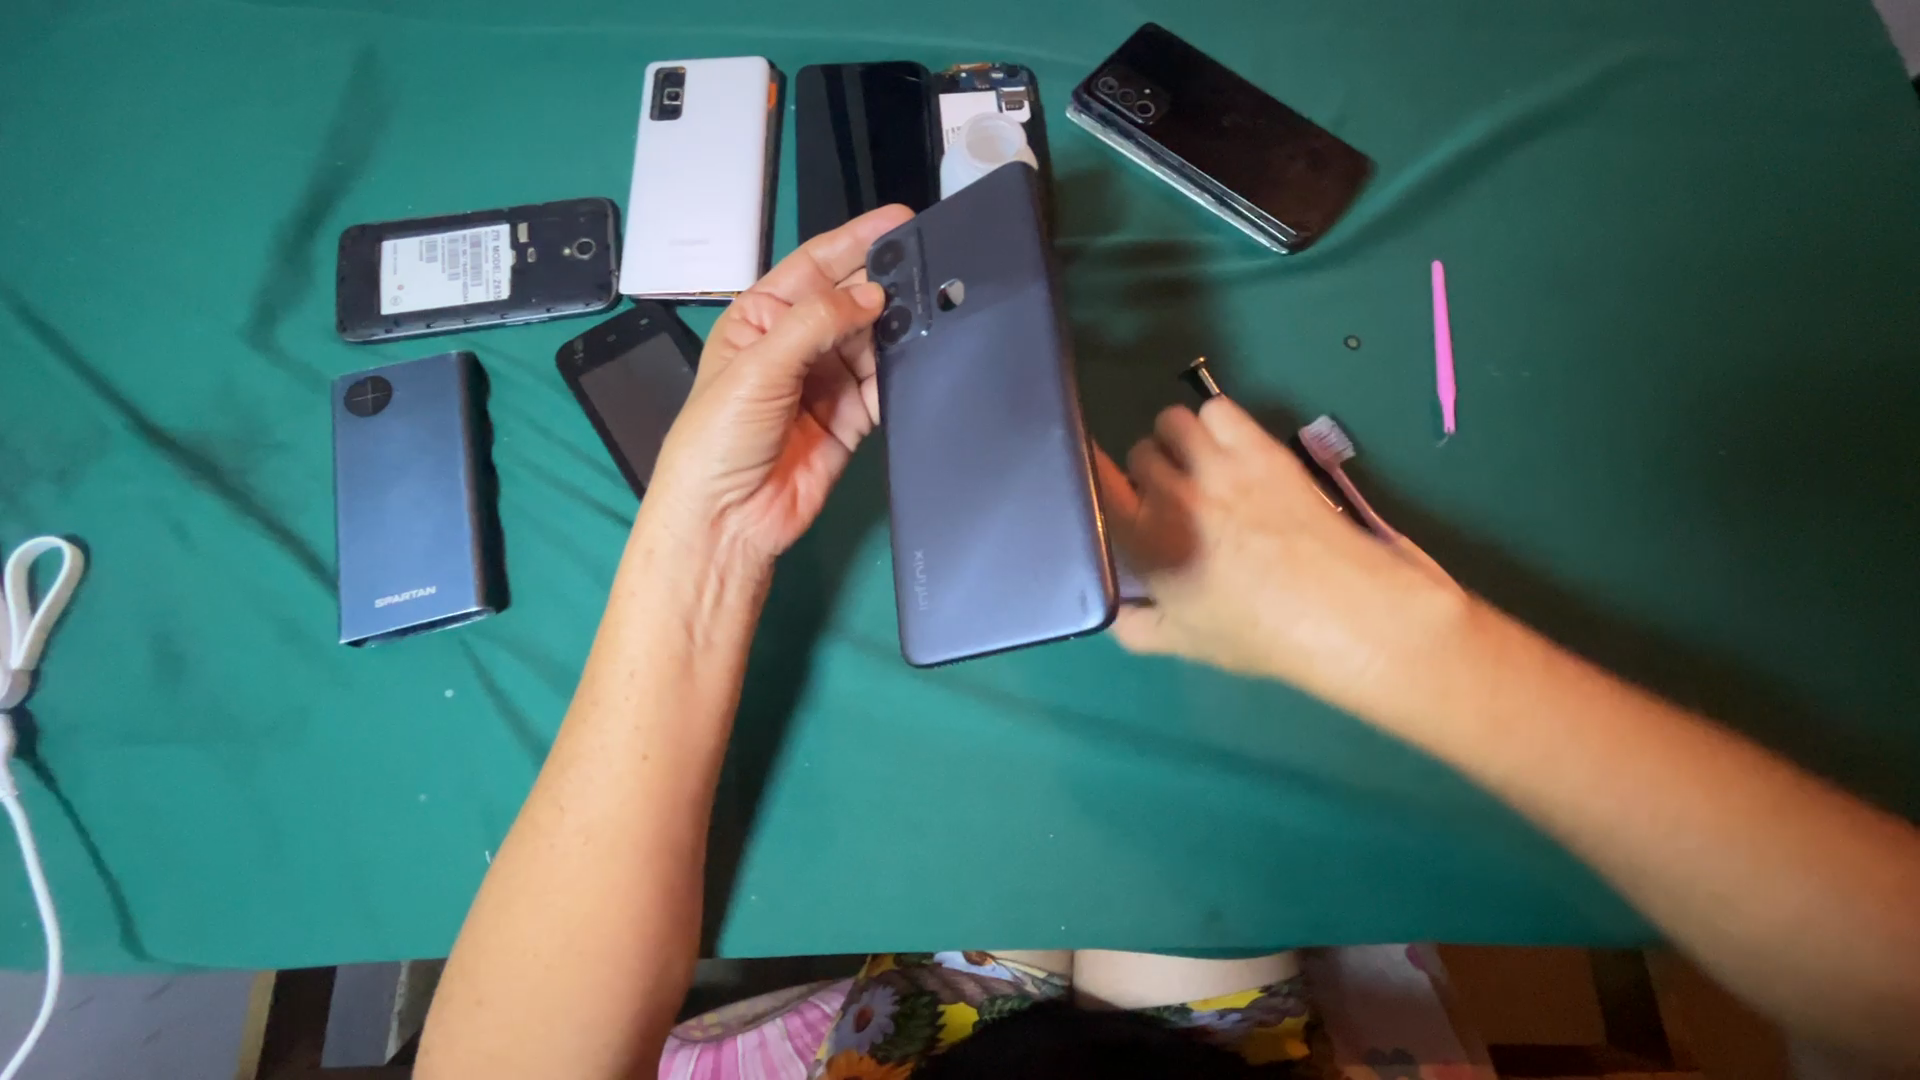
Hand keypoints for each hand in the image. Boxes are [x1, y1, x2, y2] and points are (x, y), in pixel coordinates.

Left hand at [641, 205, 914, 569]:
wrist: (729, 518)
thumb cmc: (719, 436)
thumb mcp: (757, 367)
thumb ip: (815, 324)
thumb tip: (872, 295)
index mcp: (762, 318)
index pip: (815, 268)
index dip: (855, 242)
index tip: (899, 221)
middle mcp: (797, 345)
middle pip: (850, 303)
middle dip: (884, 286)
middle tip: (927, 270)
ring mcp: (827, 383)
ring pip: (873, 344)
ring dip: (897, 331)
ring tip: (931, 313)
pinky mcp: (852, 419)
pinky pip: (884, 388)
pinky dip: (902, 376)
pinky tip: (921, 360)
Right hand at [1099, 398, 1464, 704]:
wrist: (1341, 613)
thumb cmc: (1257, 634)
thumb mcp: (1181, 643)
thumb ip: (1131, 625)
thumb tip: (1113, 604)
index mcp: (1144, 542)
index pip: (1098, 485)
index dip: (1098, 479)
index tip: (1115, 492)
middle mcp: (1170, 495)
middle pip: (1137, 452)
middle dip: (1149, 470)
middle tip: (1174, 493)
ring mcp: (1215, 465)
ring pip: (1171, 422)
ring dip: (1178, 440)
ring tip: (1200, 463)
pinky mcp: (1258, 447)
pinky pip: (1217, 410)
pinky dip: (1216, 423)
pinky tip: (1232, 449)